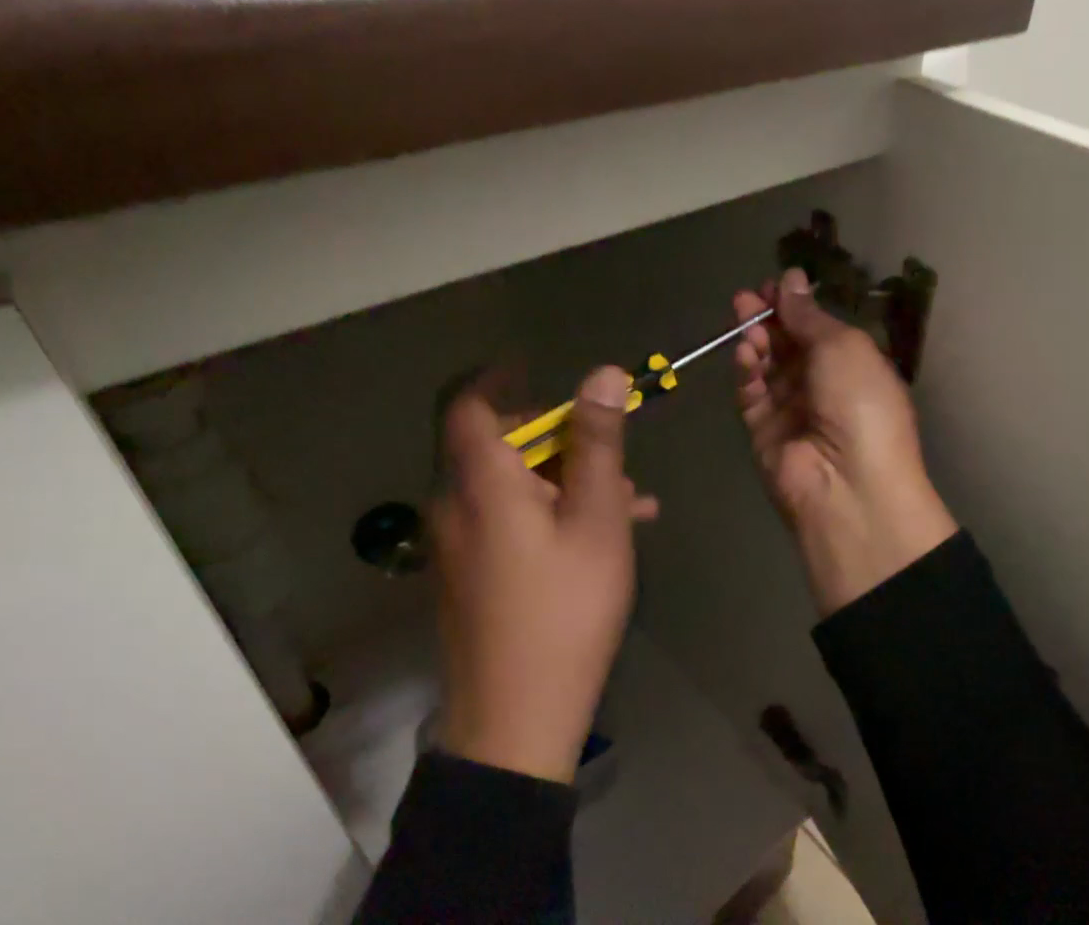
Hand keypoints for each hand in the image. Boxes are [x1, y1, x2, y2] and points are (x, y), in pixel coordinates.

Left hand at [430, 366, 651, 782]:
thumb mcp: (596, 520)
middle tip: (613, 453)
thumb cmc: (564, 610)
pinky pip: (508, 525)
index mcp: (481, 484)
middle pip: (498, 447)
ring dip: (566, 482)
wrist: (515, 719)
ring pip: (512, 489)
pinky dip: (551, 516)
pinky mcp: (470, 581)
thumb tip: (603, 373)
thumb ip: (599, 443)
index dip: (500, 379)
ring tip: (631, 504)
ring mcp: (459, 548)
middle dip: (560, 440)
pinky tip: (605, 539)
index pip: (470, 405)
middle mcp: (457, 507)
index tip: (538, 368)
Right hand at [733, 269, 957, 615]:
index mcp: (854, 367)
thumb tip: (791, 280)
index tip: (775, 283)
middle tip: (747, 297)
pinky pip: (751, 394)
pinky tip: (743, 351)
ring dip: (755, 340)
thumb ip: (809, 317)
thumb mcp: (844, 348)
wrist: (850, 486)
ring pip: (766, 366)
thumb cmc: (861, 405)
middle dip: (768, 318)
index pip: (819, 330)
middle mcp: (824, 387)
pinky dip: (745, 371)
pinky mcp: (763, 431)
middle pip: (788, 344)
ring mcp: (792, 410)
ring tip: (743, 319)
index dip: (797, 306)